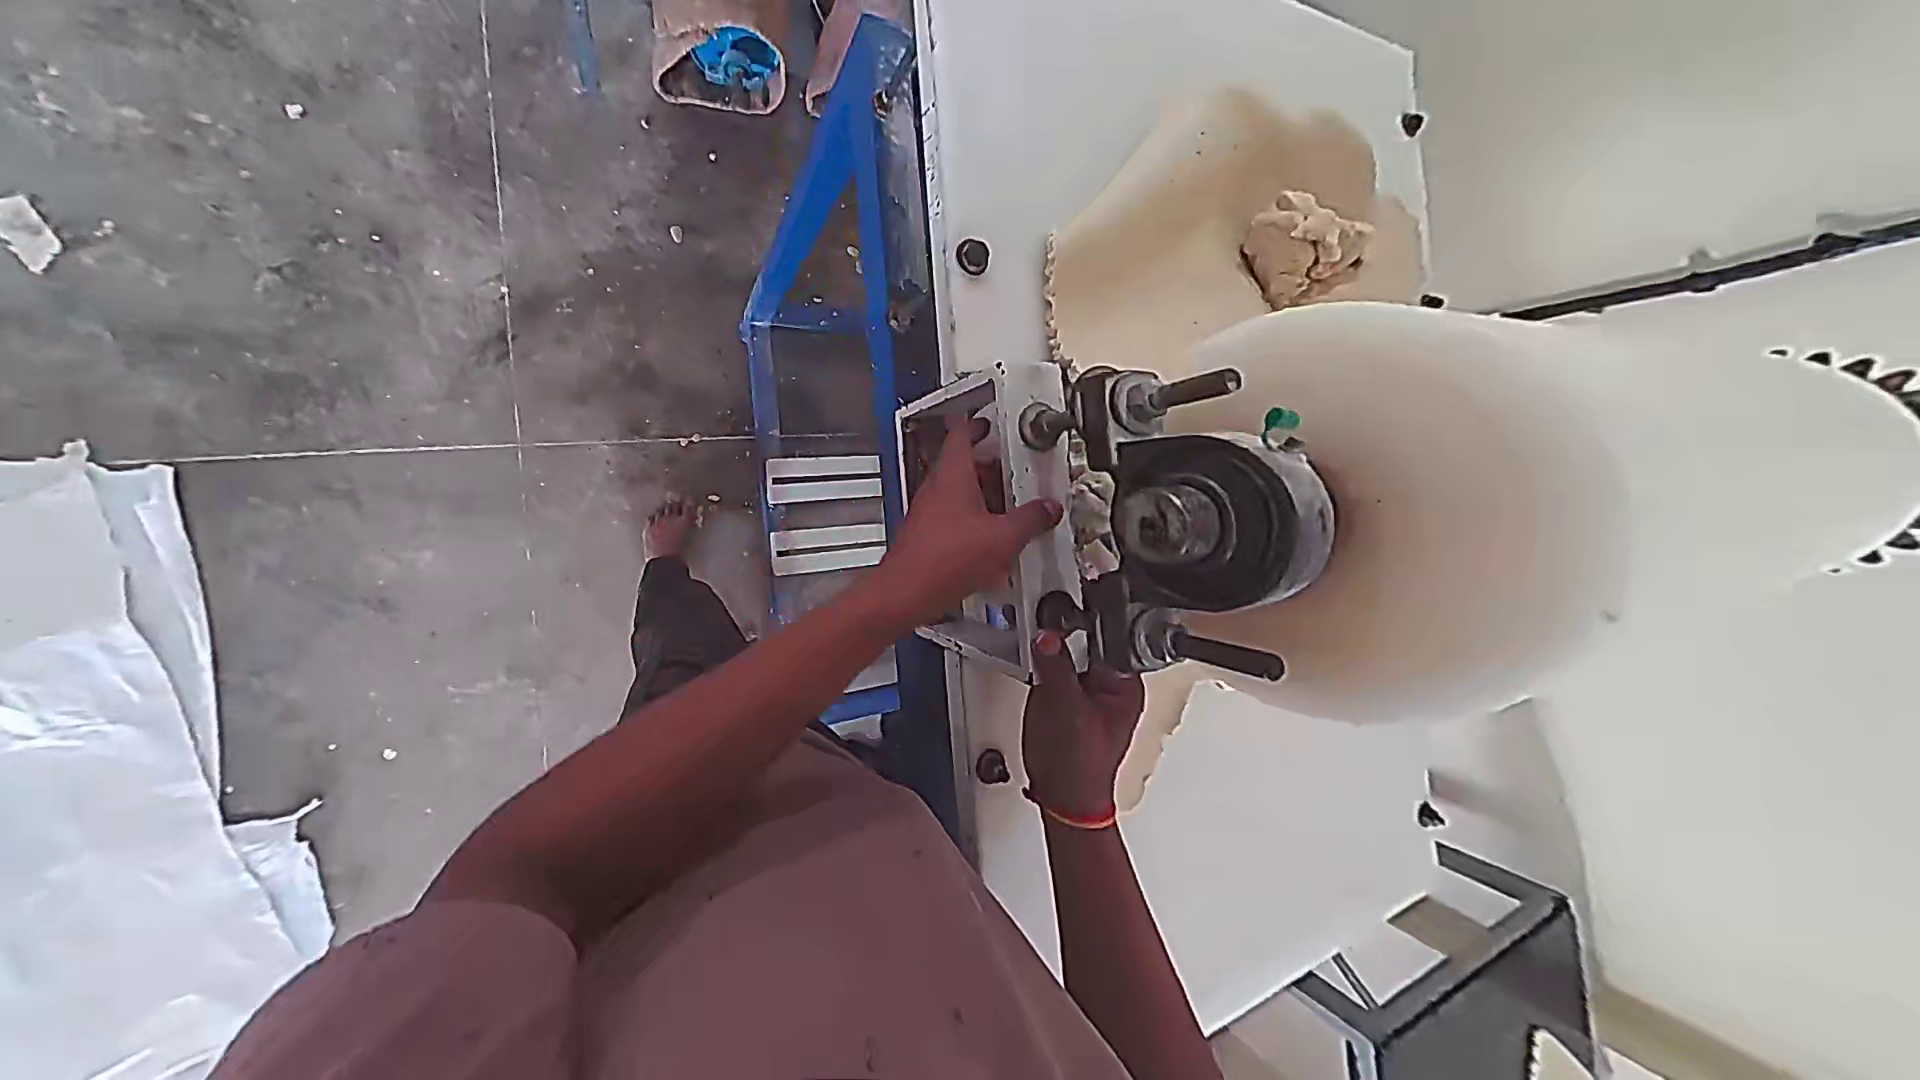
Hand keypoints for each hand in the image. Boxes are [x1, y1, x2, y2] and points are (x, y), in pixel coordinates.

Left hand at [867, 420, 1062, 626]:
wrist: (910, 591)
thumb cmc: (943, 559)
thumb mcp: (1003, 537)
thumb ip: (1030, 520)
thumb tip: (1046, 511)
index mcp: (952, 475)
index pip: (961, 434)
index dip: (977, 424)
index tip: (988, 423)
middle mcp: (936, 489)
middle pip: (964, 465)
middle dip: (990, 468)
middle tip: (1012, 472)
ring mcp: (929, 512)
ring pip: (959, 493)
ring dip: (983, 496)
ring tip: (1008, 508)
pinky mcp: (928, 535)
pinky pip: (954, 518)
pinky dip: (973, 521)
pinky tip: (991, 541)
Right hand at [1022, 631, 1145, 818]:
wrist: (1061, 797)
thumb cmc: (1079, 765)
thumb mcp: (1065, 706)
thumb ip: (1056, 666)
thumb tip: (1048, 637)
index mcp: (1125, 686)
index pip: (1109, 639)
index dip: (1086, 624)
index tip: (1064, 616)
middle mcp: (1109, 687)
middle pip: (1089, 643)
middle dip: (1067, 634)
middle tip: (1049, 628)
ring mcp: (1087, 693)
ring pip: (1070, 655)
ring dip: (1053, 650)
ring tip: (1041, 649)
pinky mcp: (1065, 700)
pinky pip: (1054, 670)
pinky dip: (1043, 665)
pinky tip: (1036, 666)